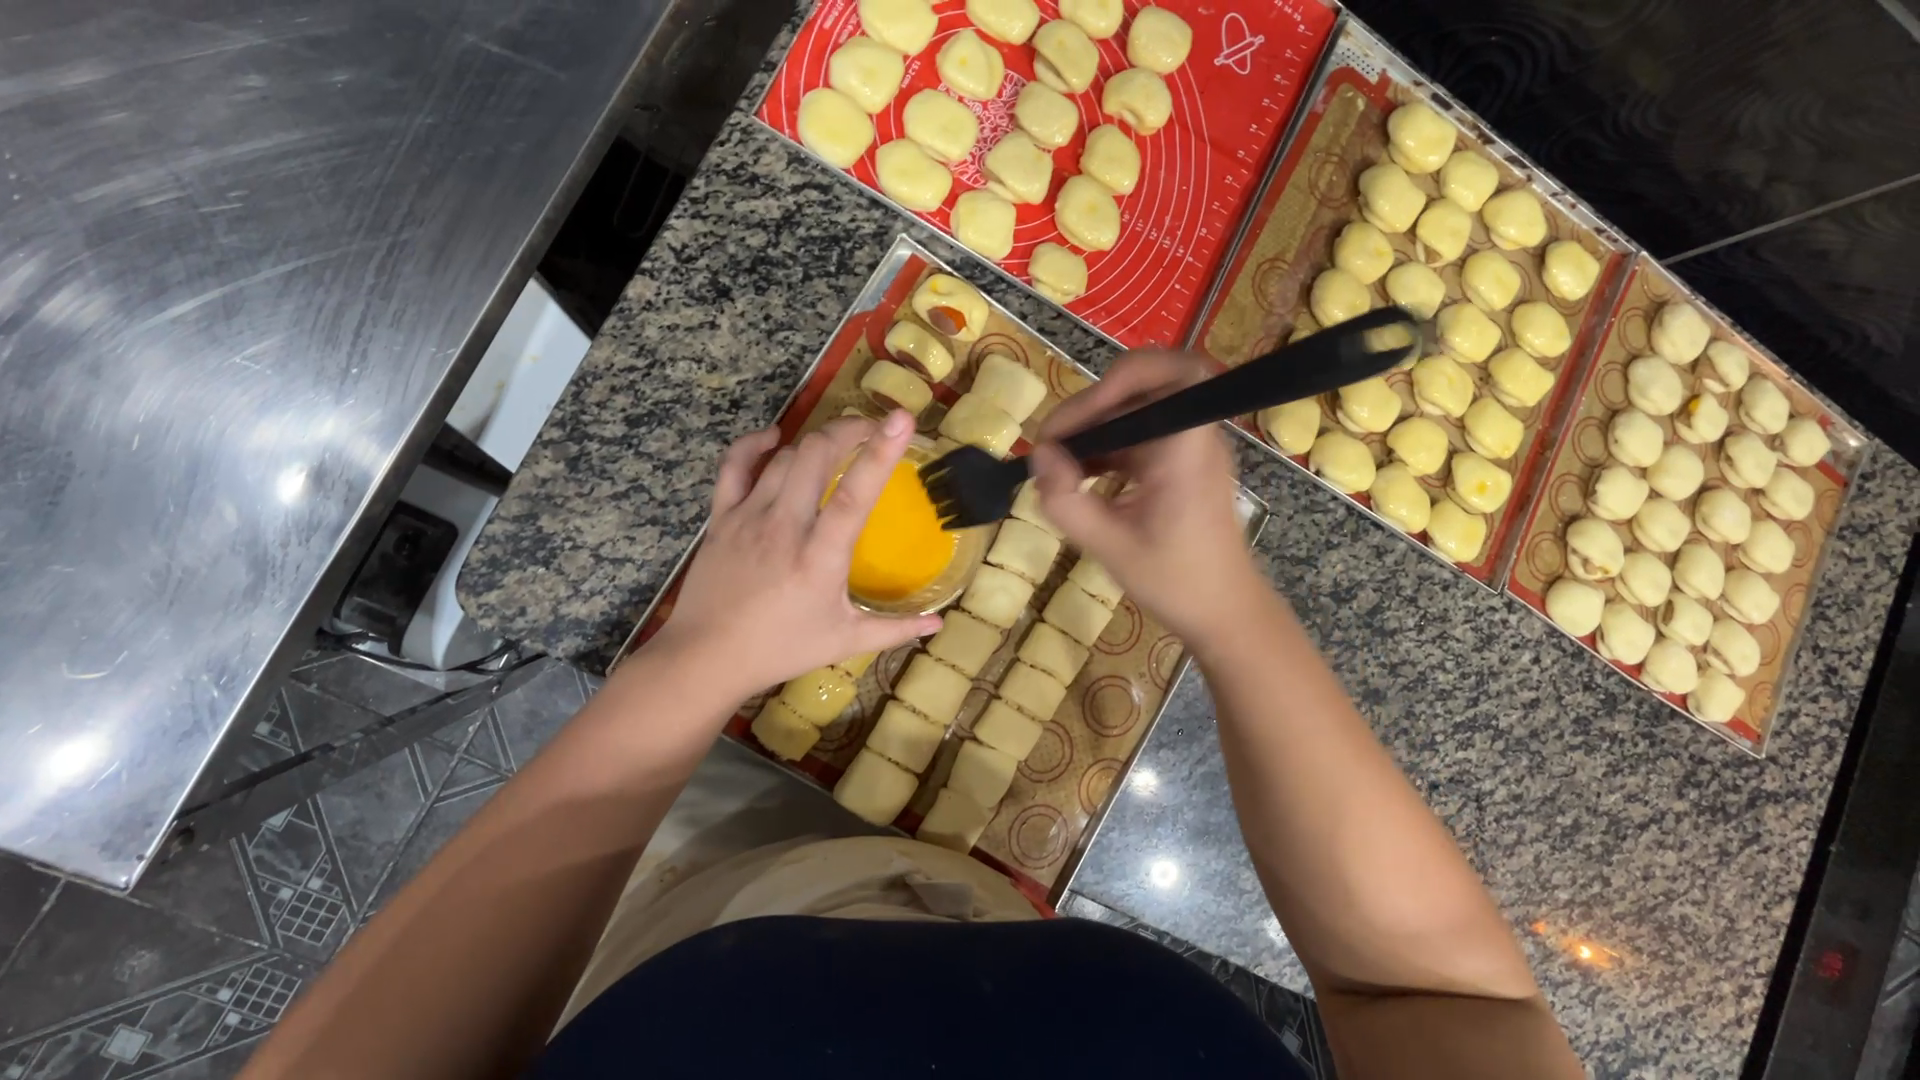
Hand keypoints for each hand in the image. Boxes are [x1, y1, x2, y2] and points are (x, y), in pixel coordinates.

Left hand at [655, 410, 942, 699]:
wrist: (706, 657)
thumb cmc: (781, 649)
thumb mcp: (845, 642)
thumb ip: (895, 629)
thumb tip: (938, 624)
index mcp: (820, 557)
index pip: (855, 493)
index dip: (880, 451)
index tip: (902, 418)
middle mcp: (785, 526)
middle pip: (816, 454)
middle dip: (849, 430)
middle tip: (872, 431)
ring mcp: (749, 517)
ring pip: (784, 457)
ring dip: (815, 442)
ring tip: (836, 445)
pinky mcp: (721, 517)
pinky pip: (734, 466)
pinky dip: (753, 445)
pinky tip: (773, 438)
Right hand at [1030, 351, 1270, 649]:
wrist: (1225, 613)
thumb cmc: (1176, 582)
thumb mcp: (1110, 547)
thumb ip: (1067, 500)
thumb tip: (1038, 456)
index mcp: (1186, 446)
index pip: (1168, 373)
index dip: (1118, 380)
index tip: (1077, 422)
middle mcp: (1192, 435)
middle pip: (1139, 388)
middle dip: (1089, 411)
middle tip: (1053, 448)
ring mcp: (1187, 448)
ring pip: (1133, 411)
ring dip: (1093, 429)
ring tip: (1059, 464)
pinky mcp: (1179, 463)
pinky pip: (1138, 436)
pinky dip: (1105, 447)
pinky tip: (1079, 475)